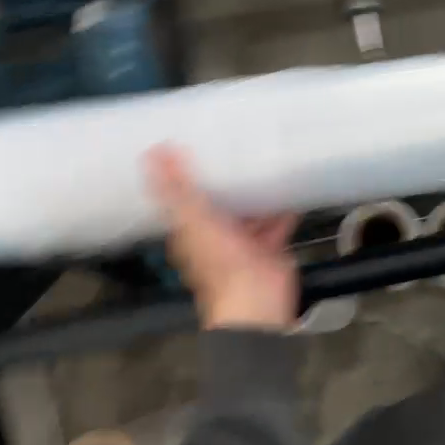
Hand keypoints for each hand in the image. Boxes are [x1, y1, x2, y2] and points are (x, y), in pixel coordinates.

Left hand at [147, 149, 299, 332]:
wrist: (258, 299)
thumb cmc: (221, 261)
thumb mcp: (194, 219)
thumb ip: (178, 188)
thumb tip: (153, 152)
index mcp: (191, 231)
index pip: (185, 198)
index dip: (187, 174)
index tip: (195, 144)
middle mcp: (215, 236)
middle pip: (219, 204)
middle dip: (227, 182)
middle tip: (237, 147)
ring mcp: (243, 244)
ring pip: (249, 213)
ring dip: (256, 194)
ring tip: (266, 162)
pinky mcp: (269, 248)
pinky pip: (276, 223)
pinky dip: (283, 209)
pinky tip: (290, 188)